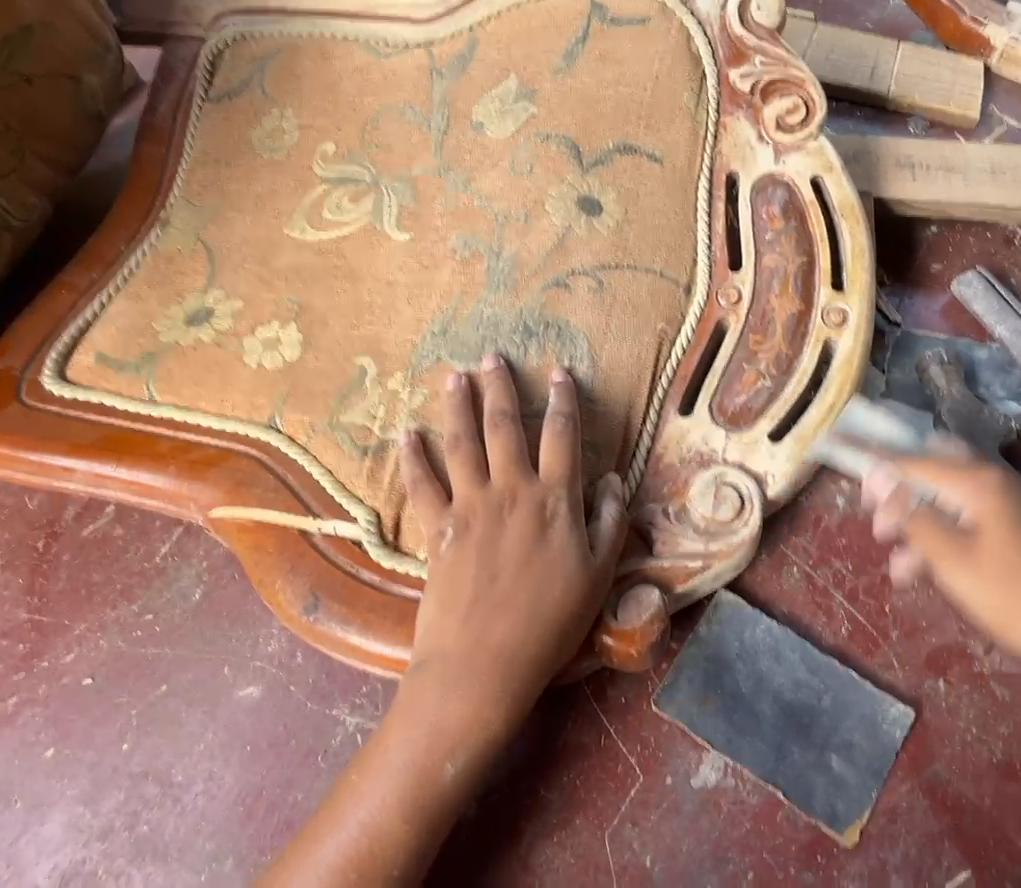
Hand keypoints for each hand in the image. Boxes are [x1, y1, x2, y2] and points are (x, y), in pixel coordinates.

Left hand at [398, 354, 630, 726]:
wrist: (484, 663)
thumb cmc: (552, 623)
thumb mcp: (599, 575)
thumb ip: (610, 522)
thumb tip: (614, 479)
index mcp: (556, 499)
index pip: (562, 435)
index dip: (563, 400)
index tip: (559, 372)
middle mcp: (512, 491)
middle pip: (505, 426)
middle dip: (501, 387)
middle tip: (492, 356)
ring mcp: (470, 507)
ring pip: (462, 442)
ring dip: (456, 405)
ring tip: (453, 376)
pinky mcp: (437, 529)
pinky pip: (421, 484)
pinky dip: (412, 457)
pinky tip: (406, 433)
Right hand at [862, 445, 1020, 671]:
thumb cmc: (1011, 597)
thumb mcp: (950, 559)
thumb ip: (910, 514)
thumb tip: (877, 475)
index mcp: (976, 482)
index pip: (909, 460)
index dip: (869, 454)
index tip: (835, 438)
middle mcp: (991, 482)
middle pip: (929, 469)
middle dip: (896, 489)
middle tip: (873, 518)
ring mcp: (1005, 504)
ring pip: (944, 499)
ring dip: (915, 523)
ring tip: (896, 564)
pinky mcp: (1012, 528)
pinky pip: (963, 518)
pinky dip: (939, 536)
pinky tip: (923, 571)